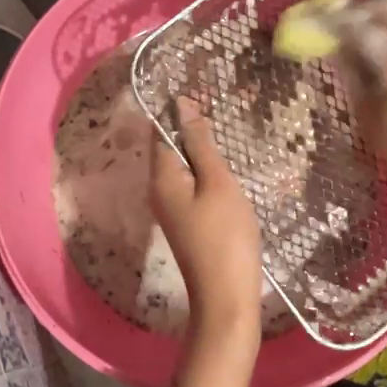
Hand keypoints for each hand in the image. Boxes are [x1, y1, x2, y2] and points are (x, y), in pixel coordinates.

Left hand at [151, 97, 264, 339]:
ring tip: (224, 128)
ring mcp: (172, 208)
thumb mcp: (217, 184)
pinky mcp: (187, 221)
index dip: (177, 108)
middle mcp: (159, 190)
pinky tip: (224, 166)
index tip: (202, 88)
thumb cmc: (225, 237)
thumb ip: (200, 145)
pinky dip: (205, 169)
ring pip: (182, 165)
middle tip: (218, 102)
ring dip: (199, 147)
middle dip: (189, 125)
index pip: (160, 130)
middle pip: (169, 146)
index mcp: (161, 177)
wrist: (227, 297)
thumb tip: (183, 105)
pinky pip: (191, 183)